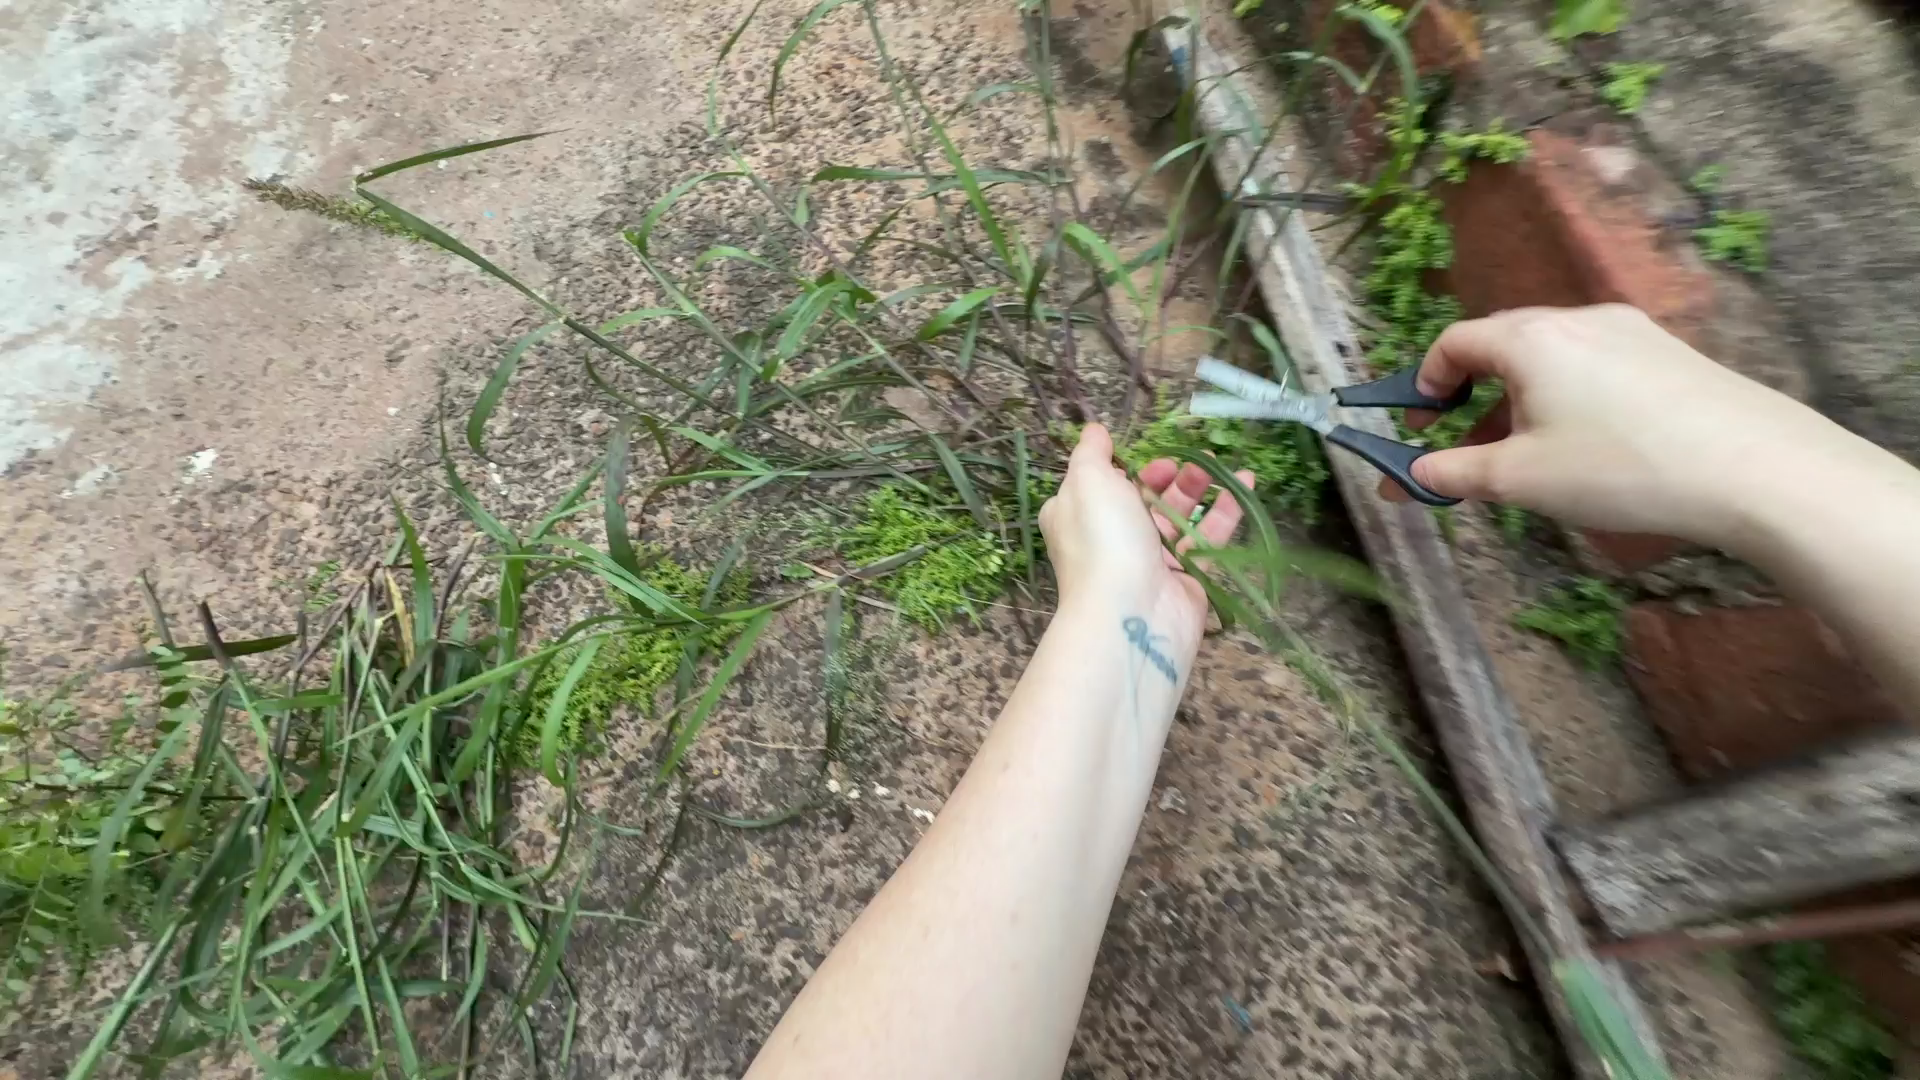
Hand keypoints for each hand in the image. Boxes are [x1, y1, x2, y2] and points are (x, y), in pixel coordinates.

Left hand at [1039, 424, 1254, 646]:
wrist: (1130, 613)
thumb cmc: (1102, 539)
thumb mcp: (1086, 481)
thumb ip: (1090, 452)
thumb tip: (1095, 431)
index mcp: (1076, 516)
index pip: (1097, 486)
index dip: (1121, 467)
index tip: (1143, 452)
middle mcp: (1108, 538)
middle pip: (1140, 499)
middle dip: (1164, 475)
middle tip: (1187, 461)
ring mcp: (1146, 560)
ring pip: (1175, 516)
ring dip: (1197, 488)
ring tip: (1218, 465)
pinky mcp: (1184, 575)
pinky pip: (1205, 538)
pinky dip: (1224, 511)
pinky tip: (1244, 484)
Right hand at [1388, 304, 1848, 548]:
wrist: (1762, 474)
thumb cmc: (1615, 467)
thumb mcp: (1513, 478)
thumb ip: (1448, 472)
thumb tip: (1410, 476)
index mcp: (1531, 340)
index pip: (1453, 342)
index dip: (1422, 383)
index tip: (1419, 428)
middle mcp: (1578, 320)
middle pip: (1496, 342)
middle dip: (1462, 389)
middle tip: (1454, 435)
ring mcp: (1629, 331)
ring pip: (1543, 355)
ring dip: (1507, 397)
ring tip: (1511, 448)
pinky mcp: (1665, 353)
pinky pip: (1585, 362)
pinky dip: (1553, 394)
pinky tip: (1570, 439)